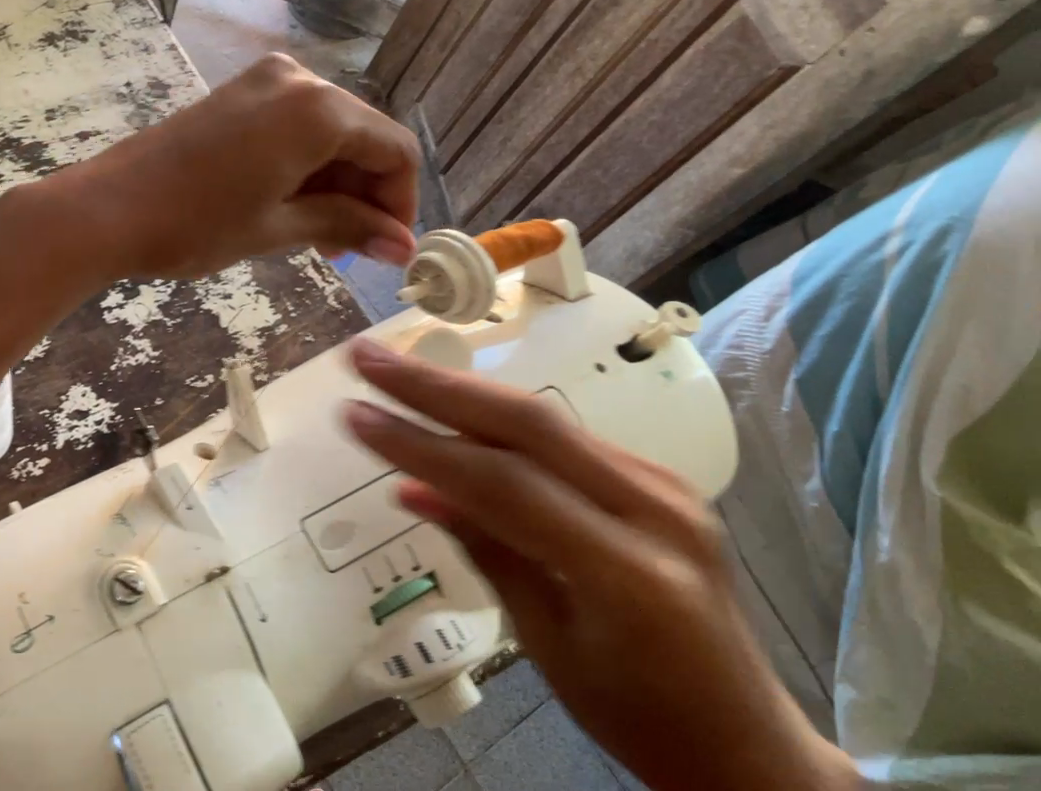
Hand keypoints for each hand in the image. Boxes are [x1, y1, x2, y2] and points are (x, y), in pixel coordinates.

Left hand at [32, 54, 419, 280]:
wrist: (105, 209)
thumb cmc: (193, 224)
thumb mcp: (276, 228)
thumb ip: (345, 225)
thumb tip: (401, 246)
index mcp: (318, 109)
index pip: (393, 150)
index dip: (400, 204)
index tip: (388, 251)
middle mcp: (297, 81)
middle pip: (361, 136)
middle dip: (365, 196)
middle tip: (349, 252)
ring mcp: (261, 83)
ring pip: (326, 133)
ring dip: (333, 184)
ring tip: (315, 239)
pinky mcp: (234, 95)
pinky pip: (291, 127)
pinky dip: (302, 166)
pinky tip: (288, 207)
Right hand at [341, 340, 858, 790]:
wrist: (747, 743)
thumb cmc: (637, 714)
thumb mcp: (547, 644)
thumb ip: (486, 550)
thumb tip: (410, 488)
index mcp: (629, 571)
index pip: (505, 485)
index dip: (422, 445)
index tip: (354, 415)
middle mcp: (657, 511)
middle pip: (530, 425)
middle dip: (436, 387)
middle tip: (365, 357)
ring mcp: (665, 488)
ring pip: (545, 420)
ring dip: (462, 392)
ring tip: (393, 369)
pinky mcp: (659, 481)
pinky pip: (564, 439)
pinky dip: (497, 421)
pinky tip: (450, 408)